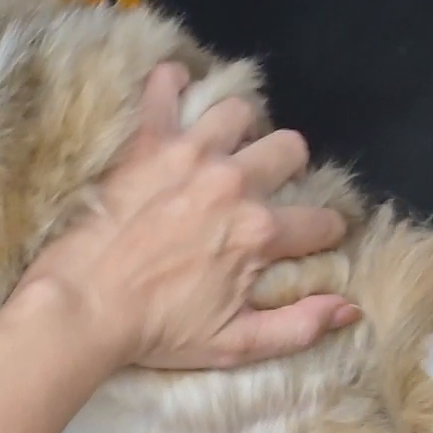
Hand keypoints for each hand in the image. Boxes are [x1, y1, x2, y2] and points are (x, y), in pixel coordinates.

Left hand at [18, 64, 356, 370]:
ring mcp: (190, 155)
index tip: (312, 240)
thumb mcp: (233, 346)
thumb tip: (349, 308)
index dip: (323, 234)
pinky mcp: (146, 143)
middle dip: (286, 172)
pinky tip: (173, 97)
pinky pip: (165, 88)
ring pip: (240, 113)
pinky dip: (171, 87)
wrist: (83, 307)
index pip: (319, 223)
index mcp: (259, 234)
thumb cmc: (156, 333)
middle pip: (288, 150)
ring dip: (239, 131)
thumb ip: (296, 328)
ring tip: (222, 154)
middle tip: (261, 193)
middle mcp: (234, 183)